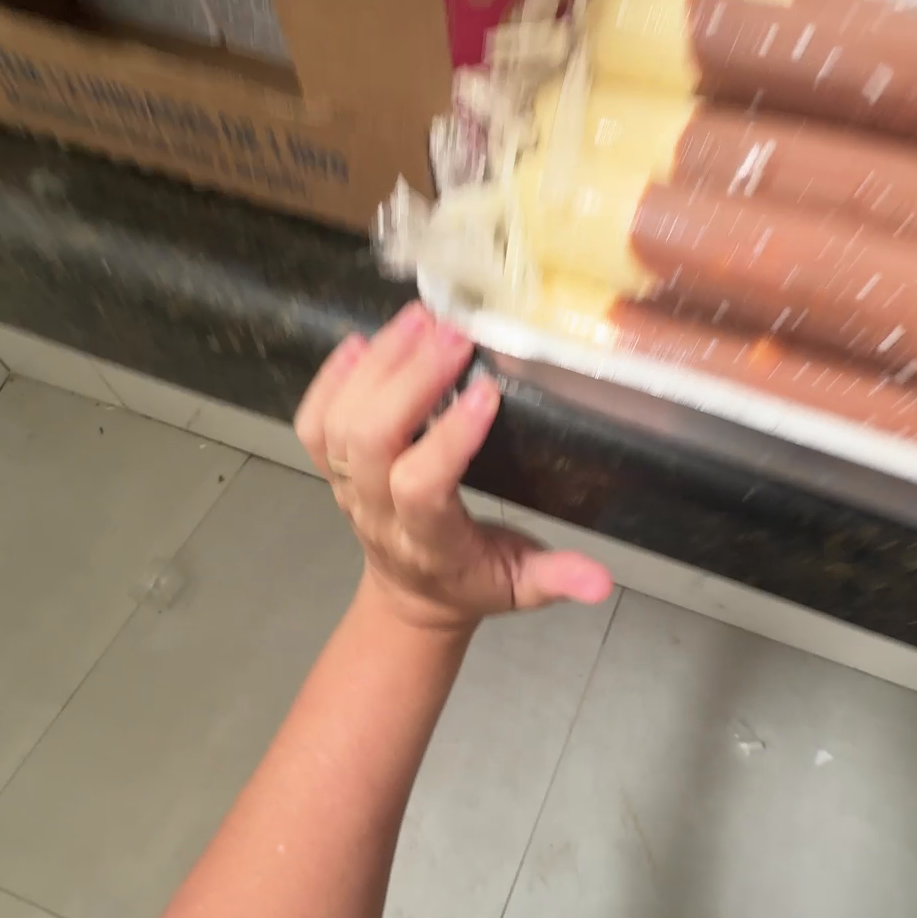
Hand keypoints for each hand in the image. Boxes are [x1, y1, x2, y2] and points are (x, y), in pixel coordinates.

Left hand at [293, 303, 614, 630]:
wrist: (411, 597)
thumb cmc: (471, 584)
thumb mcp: (519, 588)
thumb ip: (557, 580)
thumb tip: (603, 581)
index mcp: (427, 540)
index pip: (422, 485)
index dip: (448, 437)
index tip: (487, 390)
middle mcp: (375, 510)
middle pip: (369, 439)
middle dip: (410, 379)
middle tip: (455, 333)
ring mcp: (346, 486)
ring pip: (338, 421)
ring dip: (377, 364)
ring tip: (420, 320)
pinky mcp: (333, 467)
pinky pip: (314, 421)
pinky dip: (331, 377)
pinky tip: (365, 342)